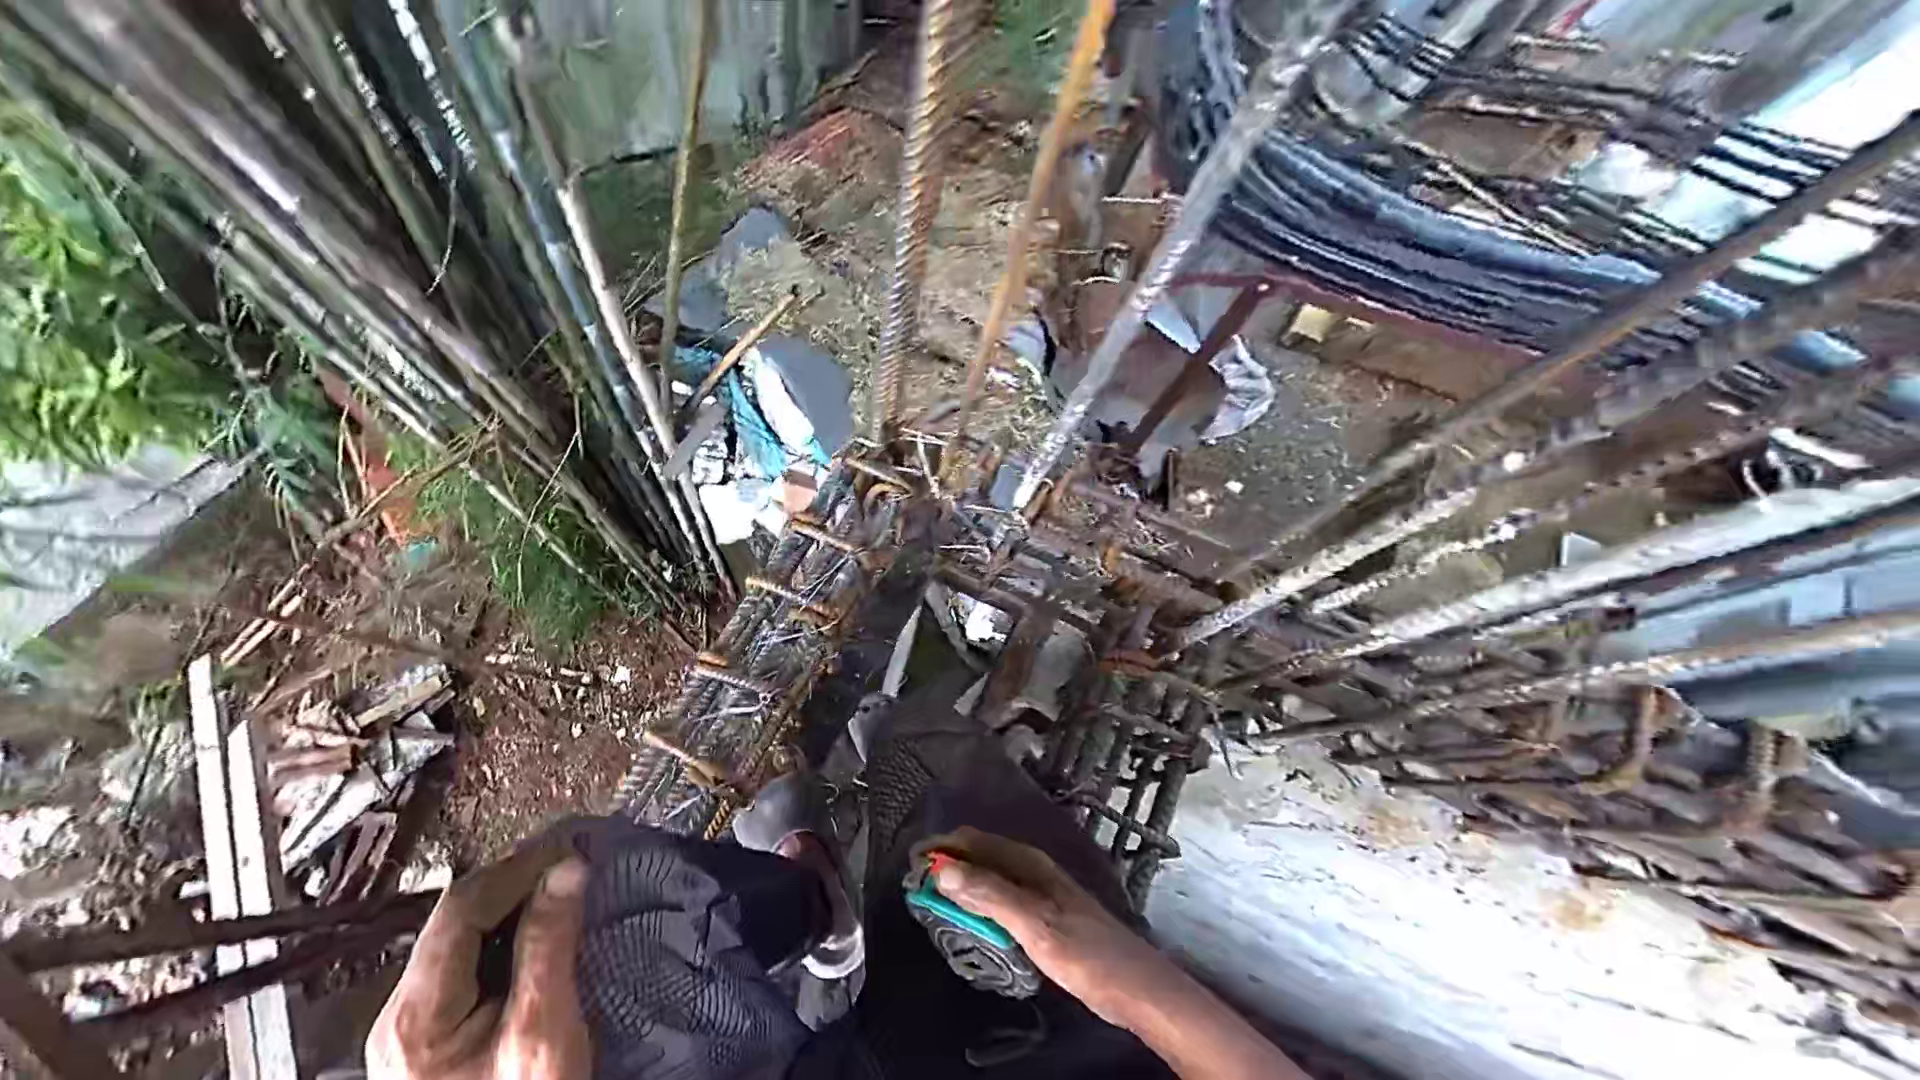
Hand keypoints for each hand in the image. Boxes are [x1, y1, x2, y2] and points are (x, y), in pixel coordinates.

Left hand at [368, 844, 590, 1079]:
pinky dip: (510, 925)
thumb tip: (568, 869)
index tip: (572, 850)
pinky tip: (544, 922)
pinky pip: (470, 955)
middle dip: (517, 878)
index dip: (518, 867)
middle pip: (456, 916)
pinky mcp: (435, 1028)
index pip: (462, 909)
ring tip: (565, 883)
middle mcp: (401, 1011)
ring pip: (462, 931)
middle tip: (574, 863)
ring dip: (516, 899)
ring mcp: (414, 1021)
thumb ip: (550, 946)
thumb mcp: (543, 1032)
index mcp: (416, 1015)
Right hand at [923, 827, 1179, 1028]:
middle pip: (978, 856)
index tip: (912, 868)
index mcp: (1027, 862)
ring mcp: (1037, 891)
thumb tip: (943, 869)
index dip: (941, 849)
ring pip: (987, 878)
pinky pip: (998, 899)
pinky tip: (969, 924)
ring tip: (934, 909)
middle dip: (947, 867)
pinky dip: (977, 905)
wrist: (1132, 986)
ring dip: (960, 887)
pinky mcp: (1040, 913)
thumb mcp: (1033, 924)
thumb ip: (989, 894)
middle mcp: (1030, 868)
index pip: (973, 840)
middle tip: (918, 893)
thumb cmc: (1084, 952)